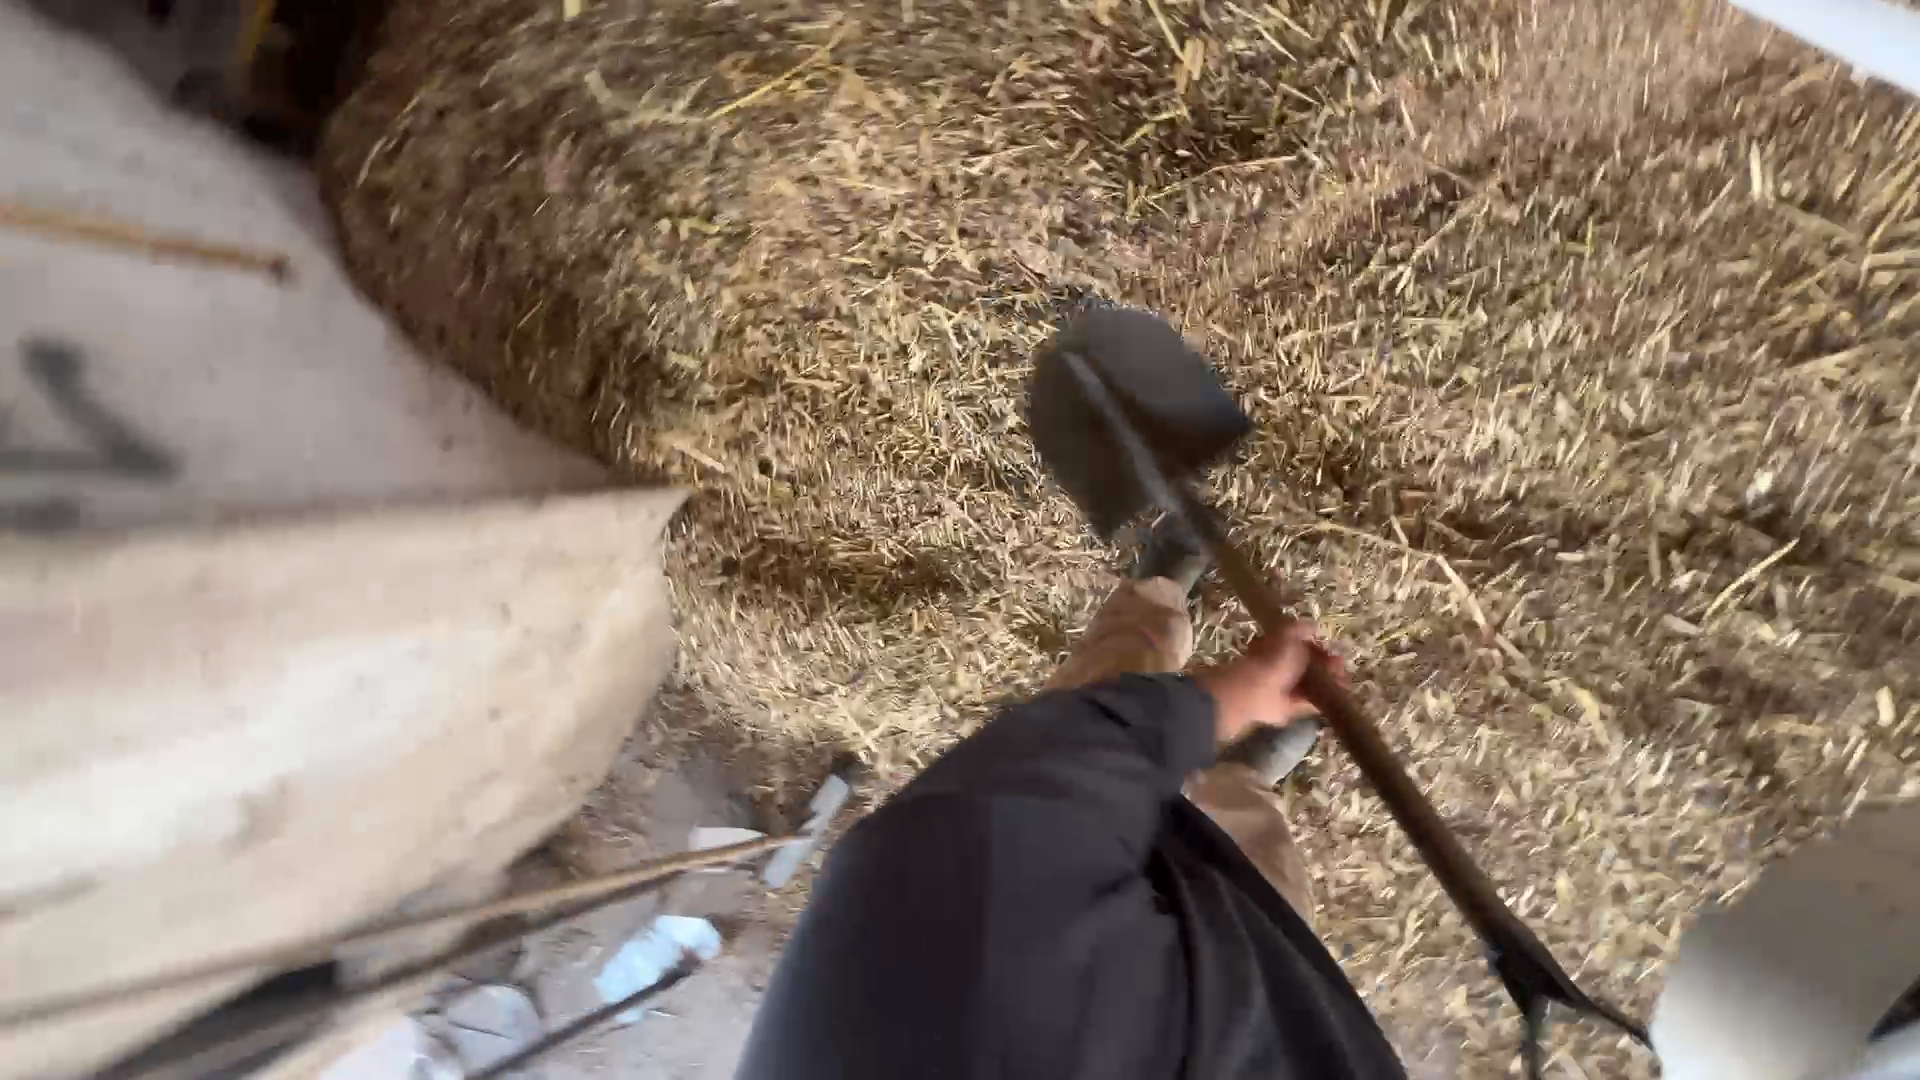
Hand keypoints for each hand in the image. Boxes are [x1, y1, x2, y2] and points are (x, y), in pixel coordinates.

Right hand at [1192, 622, 1342, 743]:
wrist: (1212, 697)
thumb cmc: (1256, 683)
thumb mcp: (1285, 658)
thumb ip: (1296, 639)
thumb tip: (1306, 625)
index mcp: (1295, 706)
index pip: (1322, 690)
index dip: (1330, 671)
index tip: (1332, 653)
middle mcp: (1277, 703)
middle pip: (1298, 677)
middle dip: (1303, 657)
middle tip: (1305, 639)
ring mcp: (1255, 693)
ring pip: (1274, 670)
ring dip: (1279, 652)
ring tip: (1278, 635)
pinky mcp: (1236, 682)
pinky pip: (1254, 667)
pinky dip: (1258, 653)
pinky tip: (1255, 643)